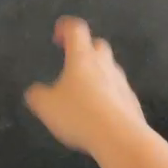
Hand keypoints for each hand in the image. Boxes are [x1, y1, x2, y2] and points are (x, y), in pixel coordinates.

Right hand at [24, 17, 147, 156]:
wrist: (121, 140)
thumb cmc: (79, 114)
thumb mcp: (46, 106)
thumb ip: (37, 95)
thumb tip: (35, 91)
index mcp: (82, 57)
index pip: (76, 29)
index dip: (65, 27)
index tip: (57, 36)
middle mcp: (104, 64)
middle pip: (98, 46)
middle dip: (85, 50)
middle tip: (72, 64)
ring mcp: (122, 83)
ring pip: (110, 70)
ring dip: (98, 75)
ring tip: (84, 93)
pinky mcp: (132, 103)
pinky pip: (118, 92)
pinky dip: (108, 97)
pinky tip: (100, 115)